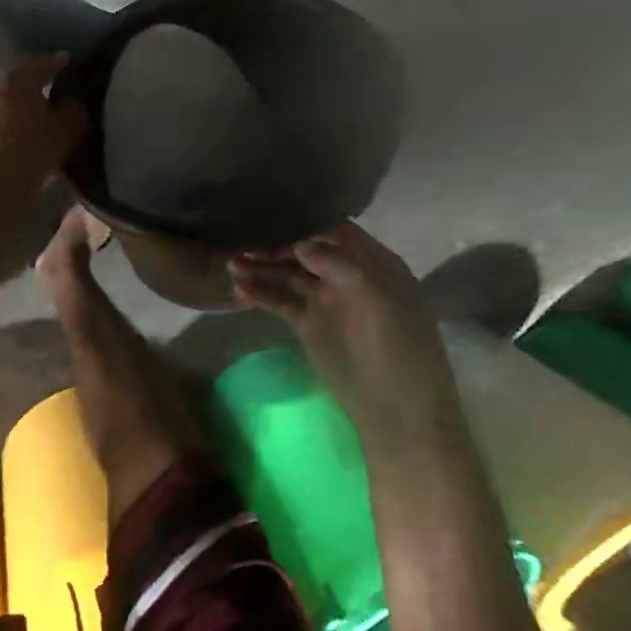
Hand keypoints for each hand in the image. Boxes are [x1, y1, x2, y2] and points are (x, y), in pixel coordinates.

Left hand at [0, 56, 87, 201]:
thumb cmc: (30, 156)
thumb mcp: (64, 135)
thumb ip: (73, 114)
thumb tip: (74, 104)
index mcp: (16, 83)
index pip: (41, 65)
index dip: (57, 64)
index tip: (69, 62)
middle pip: (20, 85)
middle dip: (38, 90)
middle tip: (58, 98)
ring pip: (7, 106)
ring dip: (24, 111)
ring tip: (44, 123)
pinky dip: (13, 128)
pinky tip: (26, 140)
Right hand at [230, 224, 458, 438]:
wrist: (397, 410)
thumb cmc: (400, 350)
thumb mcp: (379, 298)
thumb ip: (342, 265)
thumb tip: (302, 244)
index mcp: (375, 263)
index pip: (337, 232)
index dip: (307, 225)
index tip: (276, 220)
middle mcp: (348, 276)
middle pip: (308, 250)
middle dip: (278, 243)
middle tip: (243, 241)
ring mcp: (326, 301)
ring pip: (290, 275)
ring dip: (262, 267)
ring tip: (230, 262)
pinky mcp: (309, 327)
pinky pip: (282, 303)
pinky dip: (261, 294)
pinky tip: (237, 287)